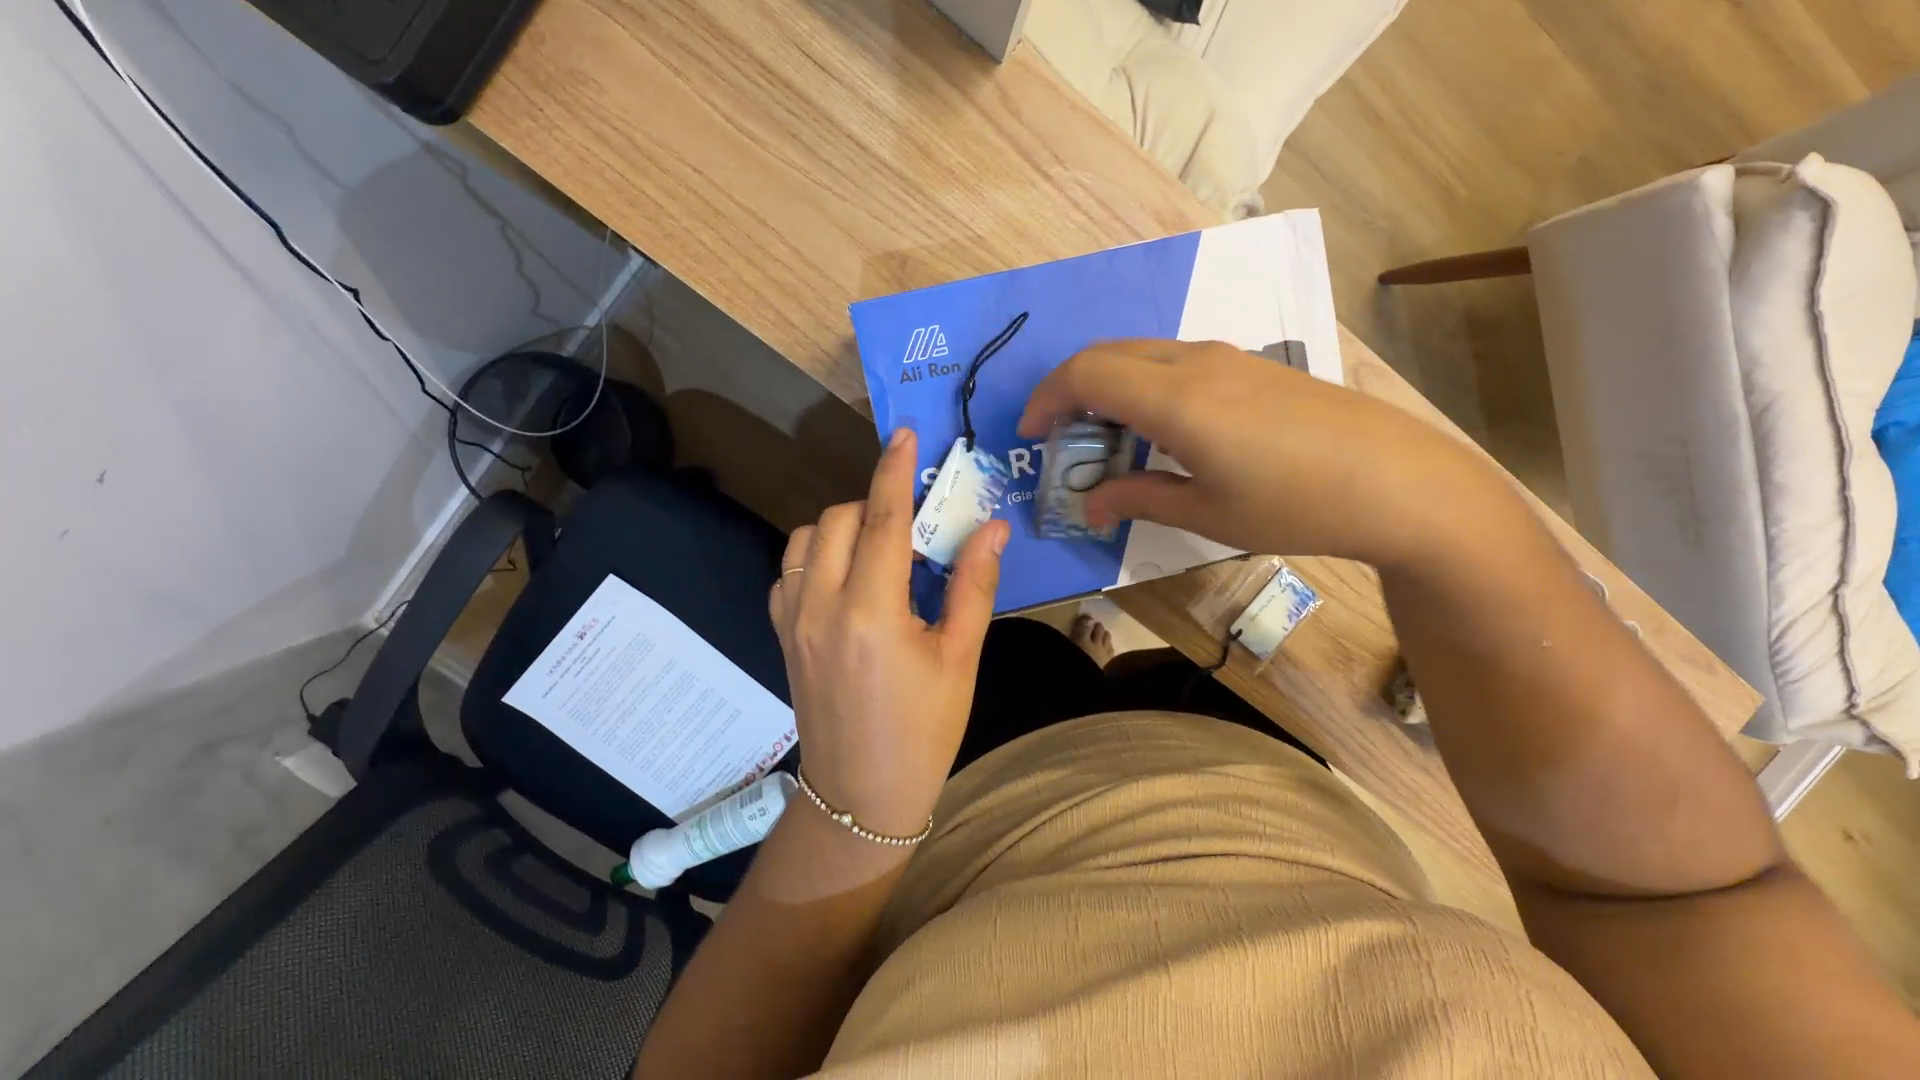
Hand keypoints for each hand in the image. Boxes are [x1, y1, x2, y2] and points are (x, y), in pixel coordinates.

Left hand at [769, 429, 1009, 837]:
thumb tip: (991, 527)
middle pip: (837, 519)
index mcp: (872, 612)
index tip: (903, 435)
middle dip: (873, 505)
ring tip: (877, 552)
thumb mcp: (960, 658)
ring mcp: (793, 621)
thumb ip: (974, 586)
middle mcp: (821, 606)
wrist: (862, 793)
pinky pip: (788, 572)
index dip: (893, 472)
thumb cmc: (924, 730)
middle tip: (911, 528)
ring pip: (804, 539)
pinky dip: (814, 557)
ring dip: (839, 528)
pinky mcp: (781, 635)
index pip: (881, 521)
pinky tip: (845, 580)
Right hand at [1016, 340, 1518, 569]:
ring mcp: (1229, 358)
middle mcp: (1195, 362)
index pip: (1086, 374)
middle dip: (1070, 389)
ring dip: (1109, 385)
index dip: (1047, 398)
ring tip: (1107, 437)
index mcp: (1176, 399)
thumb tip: (1091, 504)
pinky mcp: (1253, 366)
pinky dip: (1144, 384)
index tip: (1031, 433)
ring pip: (1143, 353)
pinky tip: (1160, 428)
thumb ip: (1140, 499)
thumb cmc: (1296, 505)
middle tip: (1061, 437)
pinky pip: (1175, 360)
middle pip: (1109, 354)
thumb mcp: (1208, 515)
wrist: (1400, 481)